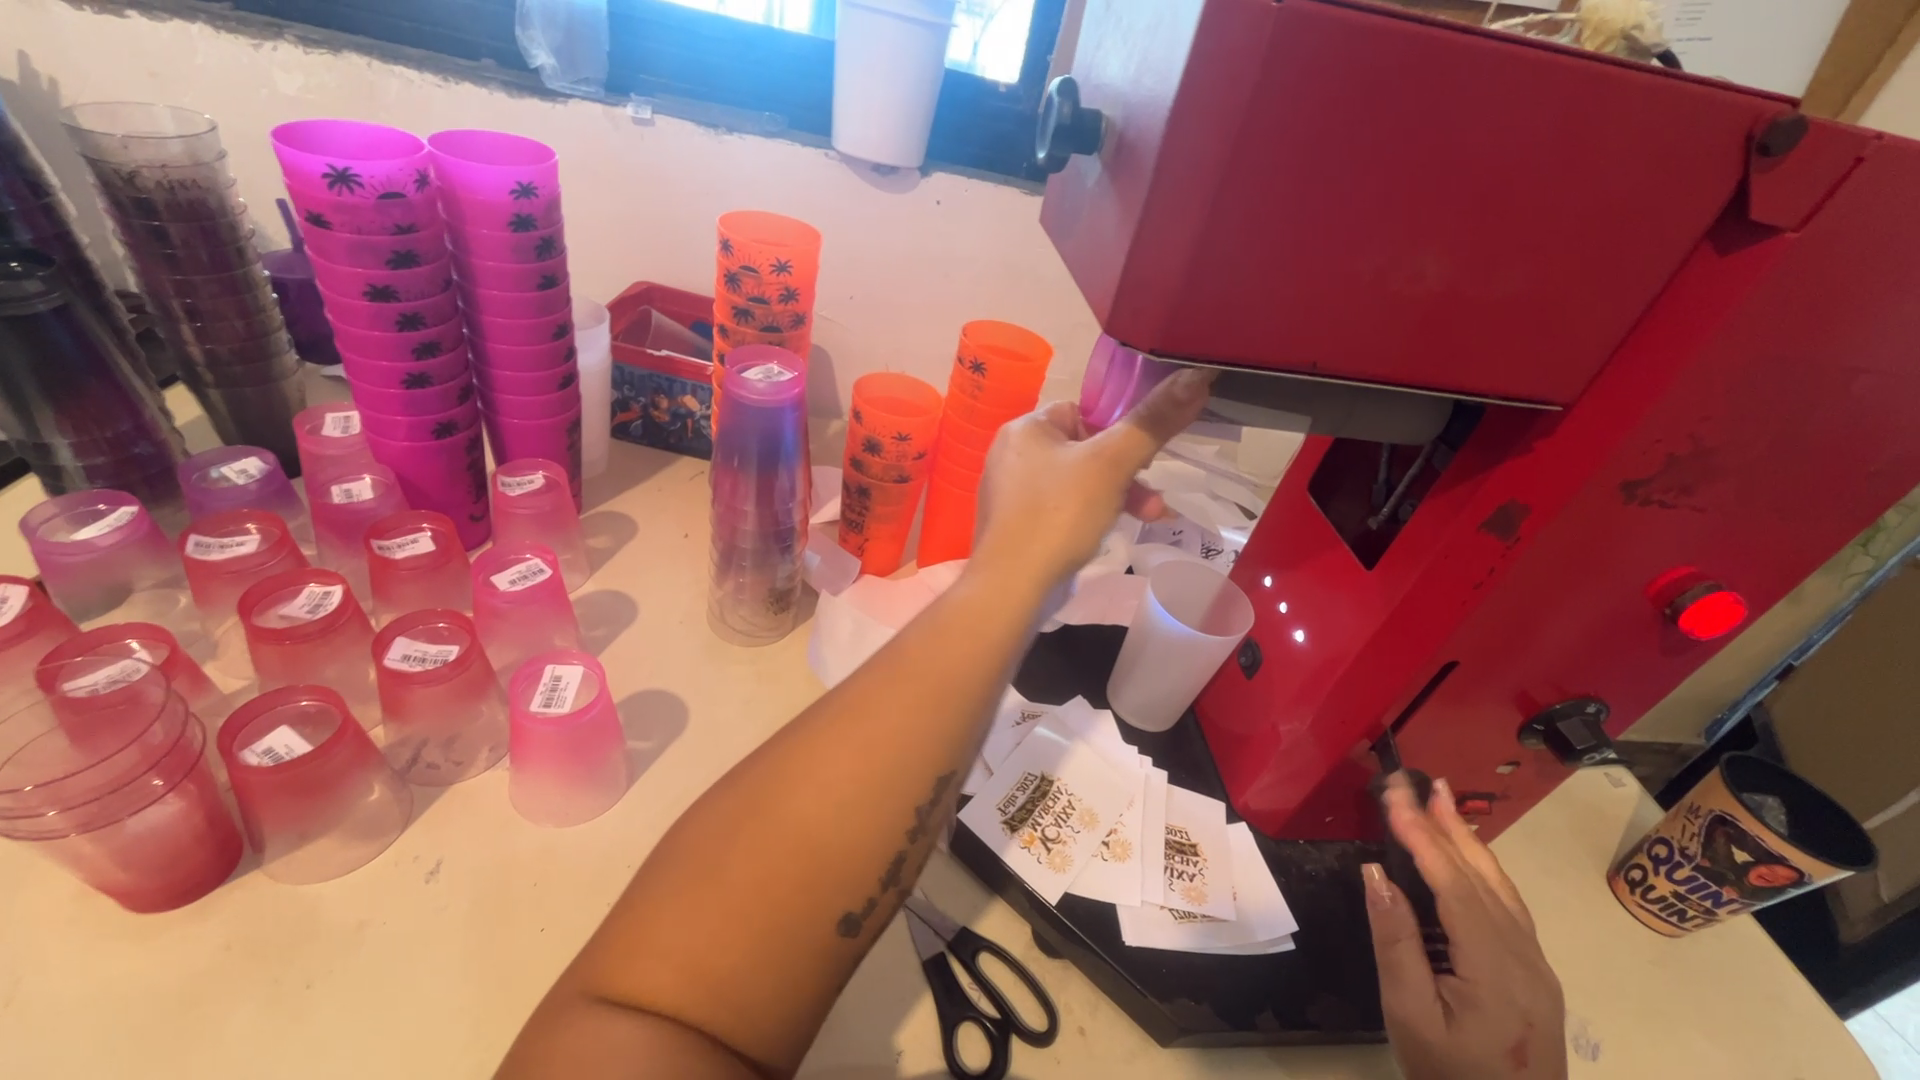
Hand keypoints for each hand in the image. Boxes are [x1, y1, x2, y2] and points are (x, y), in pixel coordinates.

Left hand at [969, 367, 1214, 595]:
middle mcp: (1011, 454)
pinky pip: (1060, 510)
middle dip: (1126, 472)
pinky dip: (1087, 518)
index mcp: (1026, 427)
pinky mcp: (1014, 526)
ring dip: (1115, 497)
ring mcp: (1010, 493)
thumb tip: (1196, 375)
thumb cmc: (1059, 514)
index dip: (1119, 430)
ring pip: (1076, 483)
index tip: (1146, 455)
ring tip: (1149, 517)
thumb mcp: (1112, 463)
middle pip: (1084, 449)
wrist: (1011, 586)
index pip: (1083, 411)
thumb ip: (1152, 422)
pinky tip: (1104, 535)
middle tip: (1154, 498)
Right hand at [1364, 775, 1567, 1079]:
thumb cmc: (1447, 1076)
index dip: (1422, 835)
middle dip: (1446, 825)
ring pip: (1501, 889)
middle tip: (1419, 782)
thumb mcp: (1408, 1014)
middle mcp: (1524, 956)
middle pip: (1482, 877)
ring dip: (1469, 841)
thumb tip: (1377, 874)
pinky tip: (1470, 859)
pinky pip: (1508, 907)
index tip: (1393, 796)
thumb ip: (1395, 941)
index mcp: (1494, 966)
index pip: (1454, 883)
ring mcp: (1536, 966)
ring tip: (1443, 802)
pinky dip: (1484, 870)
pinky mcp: (1534, 976)